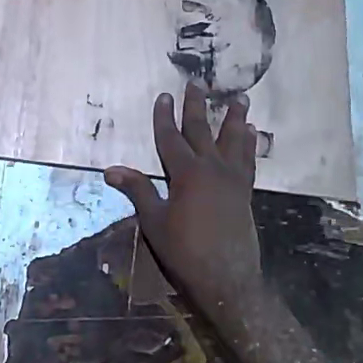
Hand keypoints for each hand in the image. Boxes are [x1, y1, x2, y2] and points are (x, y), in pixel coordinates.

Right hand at [104, 81, 261, 309]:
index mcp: (186, 173)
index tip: (164, 95)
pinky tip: (252, 135)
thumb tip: (111, 169)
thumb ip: (137, 190)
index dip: (164, 117)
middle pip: (203, 131)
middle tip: (198, 85)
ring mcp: (232, 179)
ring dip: (234, 119)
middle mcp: (211, 169)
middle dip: (198, 107)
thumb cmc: (184, 250)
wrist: (226, 277)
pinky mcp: (244, 192)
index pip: (171, 138)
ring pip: (233, 141)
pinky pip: (248, 160)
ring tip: (241, 99)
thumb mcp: (154, 221)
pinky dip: (249, 145)